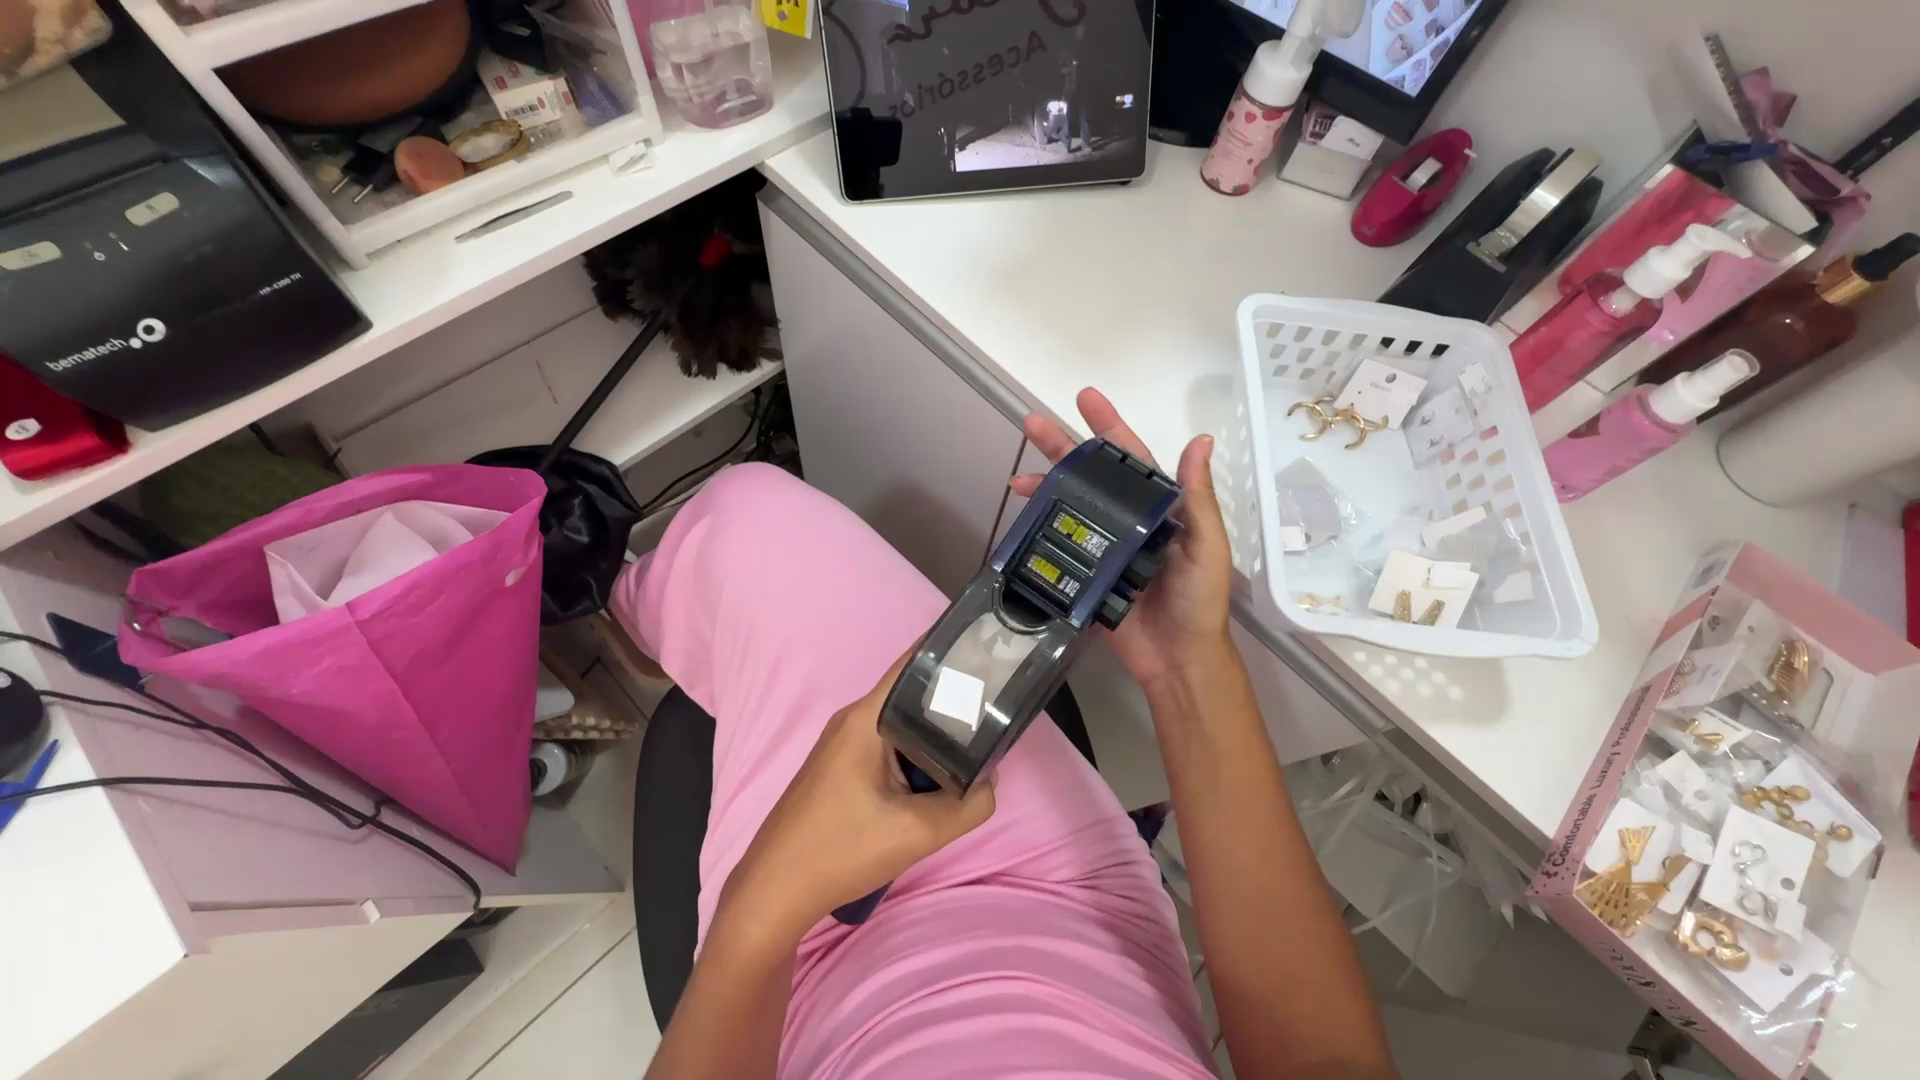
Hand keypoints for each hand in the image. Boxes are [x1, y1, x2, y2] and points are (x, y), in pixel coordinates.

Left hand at [715, 647, 996, 946]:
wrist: (775, 890)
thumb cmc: (840, 851)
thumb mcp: (917, 833)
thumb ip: (968, 805)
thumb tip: (989, 782)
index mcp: (866, 720)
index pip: (913, 665)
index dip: (950, 653)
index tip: (988, 651)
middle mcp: (853, 721)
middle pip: (912, 698)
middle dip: (954, 703)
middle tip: (997, 713)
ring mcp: (843, 746)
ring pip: (903, 728)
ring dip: (935, 739)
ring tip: (975, 751)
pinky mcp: (841, 769)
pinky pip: (889, 748)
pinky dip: (916, 758)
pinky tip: (936, 782)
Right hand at [1014, 388, 1234, 690]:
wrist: (1178, 658)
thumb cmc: (1199, 600)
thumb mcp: (1207, 546)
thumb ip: (1196, 498)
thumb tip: (1200, 440)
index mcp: (1160, 510)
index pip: (1132, 460)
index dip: (1110, 427)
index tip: (1086, 399)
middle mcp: (1129, 522)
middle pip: (1091, 477)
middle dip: (1062, 448)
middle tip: (1032, 423)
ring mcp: (1105, 548)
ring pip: (1070, 507)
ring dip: (1045, 489)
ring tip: (1016, 477)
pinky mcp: (1087, 575)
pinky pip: (1061, 547)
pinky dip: (1041, 532)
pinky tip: (1024, 520)